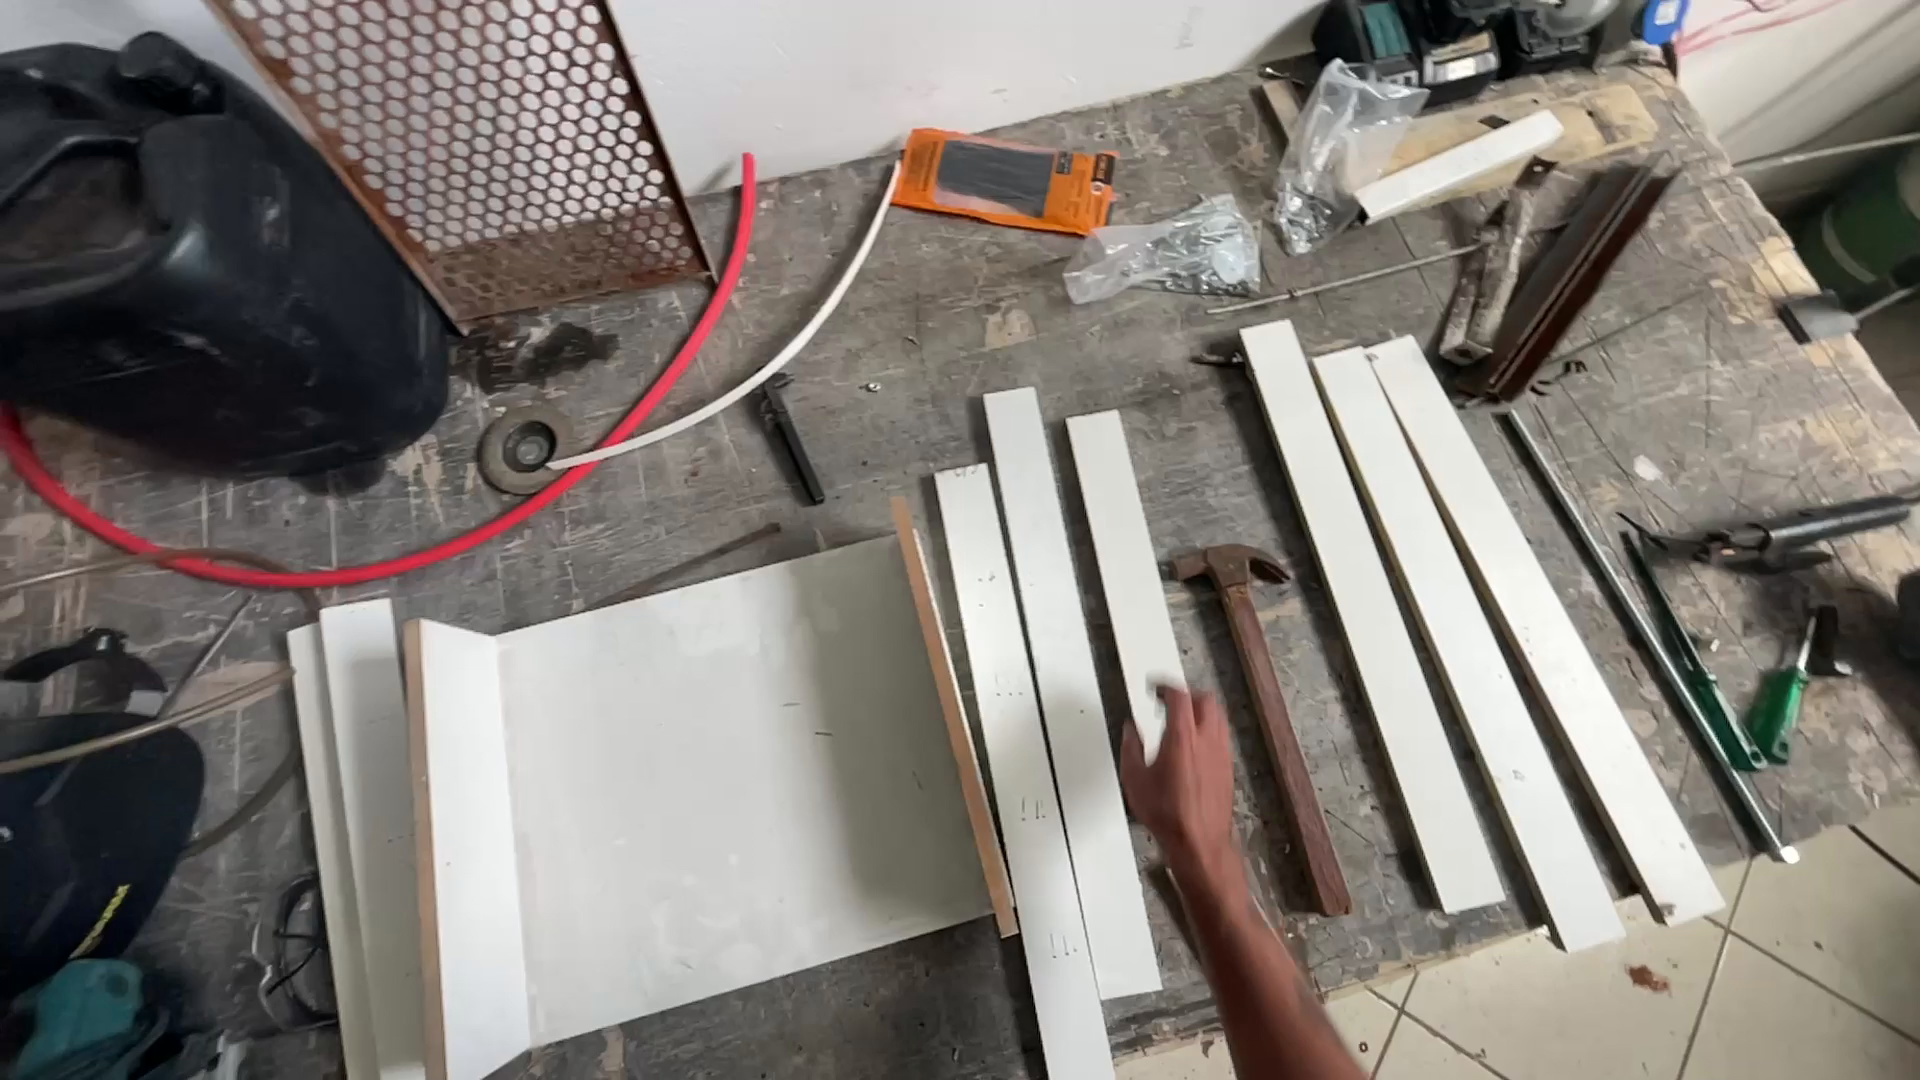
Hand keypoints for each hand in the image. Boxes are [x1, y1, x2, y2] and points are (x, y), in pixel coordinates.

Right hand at [1120, 686, 1244, 893]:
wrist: (1199, 843)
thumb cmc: (1168, 815)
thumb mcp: (1134, 779)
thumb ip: (1131, 747)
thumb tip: (1131, 730)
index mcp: (1182, 738)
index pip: (1179, 695)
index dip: (1164, 685)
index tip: (1153, 688)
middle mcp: (1206, 741)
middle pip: (1205, 699)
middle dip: (1186, 693)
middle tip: (1168, 699)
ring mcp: (1221, 753)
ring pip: (1218, 715)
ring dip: (1199, 709)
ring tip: (1182, 717)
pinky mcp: (1228, 767)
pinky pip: (1221, 735)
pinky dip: (1208, 728)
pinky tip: (1194, 742)